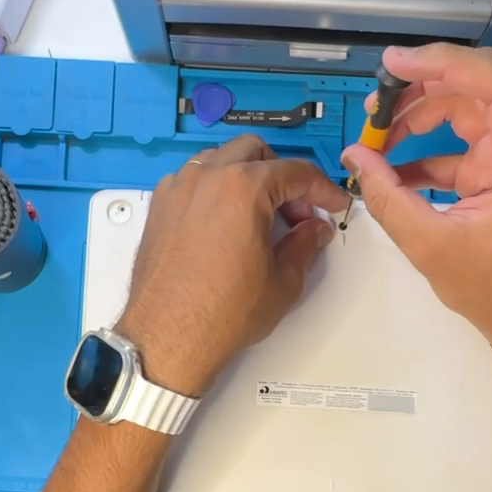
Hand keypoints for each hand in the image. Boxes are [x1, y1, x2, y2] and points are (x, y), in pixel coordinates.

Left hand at [116, 135, 347, 396]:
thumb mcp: (282, 282)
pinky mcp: (160, 207)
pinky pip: (194, 181)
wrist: (168, 338)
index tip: (331, 203)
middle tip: (297, 212)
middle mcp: (207, 178)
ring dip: (247, 177)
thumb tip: (313, 230)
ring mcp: (178, 189)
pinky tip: (226, 223)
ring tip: (261, 216)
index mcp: (243, 187)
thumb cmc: (221, 314)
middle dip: (282, 175)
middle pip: (256, 152)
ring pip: (221, 160)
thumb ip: (305, 245)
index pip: (296, 172)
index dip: (322, 188)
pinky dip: (215, 190)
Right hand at [341, 44, 491, 354]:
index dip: (441, 63)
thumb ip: (388, 198)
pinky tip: (393, 167)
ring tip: (378, 135)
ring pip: (468, 108)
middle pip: (479, 86)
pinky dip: (428, 150)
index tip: (394, 65)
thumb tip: (354, 157)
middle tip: (377, 104)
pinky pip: (463, 142)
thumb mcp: (431, 245)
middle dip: (424, 87)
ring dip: (421, 116)